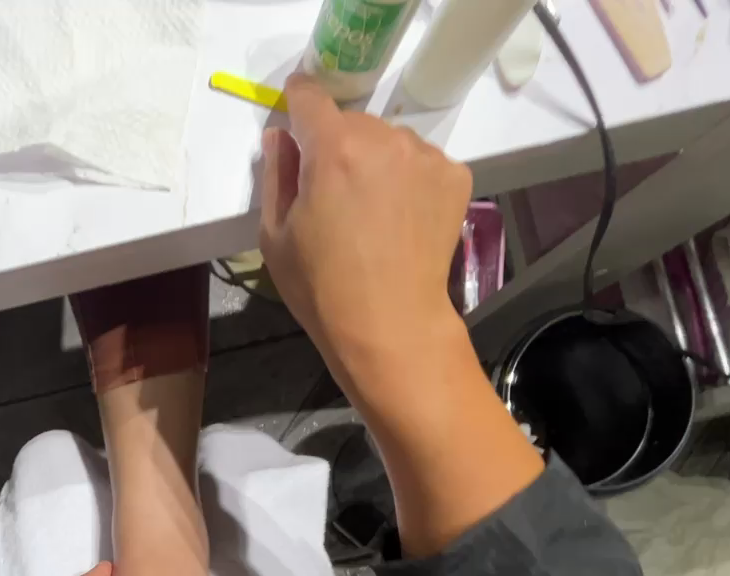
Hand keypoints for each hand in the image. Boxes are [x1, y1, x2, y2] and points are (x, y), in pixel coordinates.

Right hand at [258, 74, 472, 375]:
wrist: (388, 323)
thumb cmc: (320, 288)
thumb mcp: (275, 237)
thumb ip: (276, 176)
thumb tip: (280, 138)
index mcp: (332, 151)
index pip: (310, 98)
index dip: (297, 102)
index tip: (293, 114)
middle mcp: (383, 139)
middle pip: (351, 122)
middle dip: (335, 146)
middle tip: (328, 194)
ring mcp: (425, 155)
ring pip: (387, 141)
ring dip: (372, 162)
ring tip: (366, 213)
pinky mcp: (454, 175)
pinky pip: (419, 162)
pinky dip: (404, 180)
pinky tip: (396, 220)